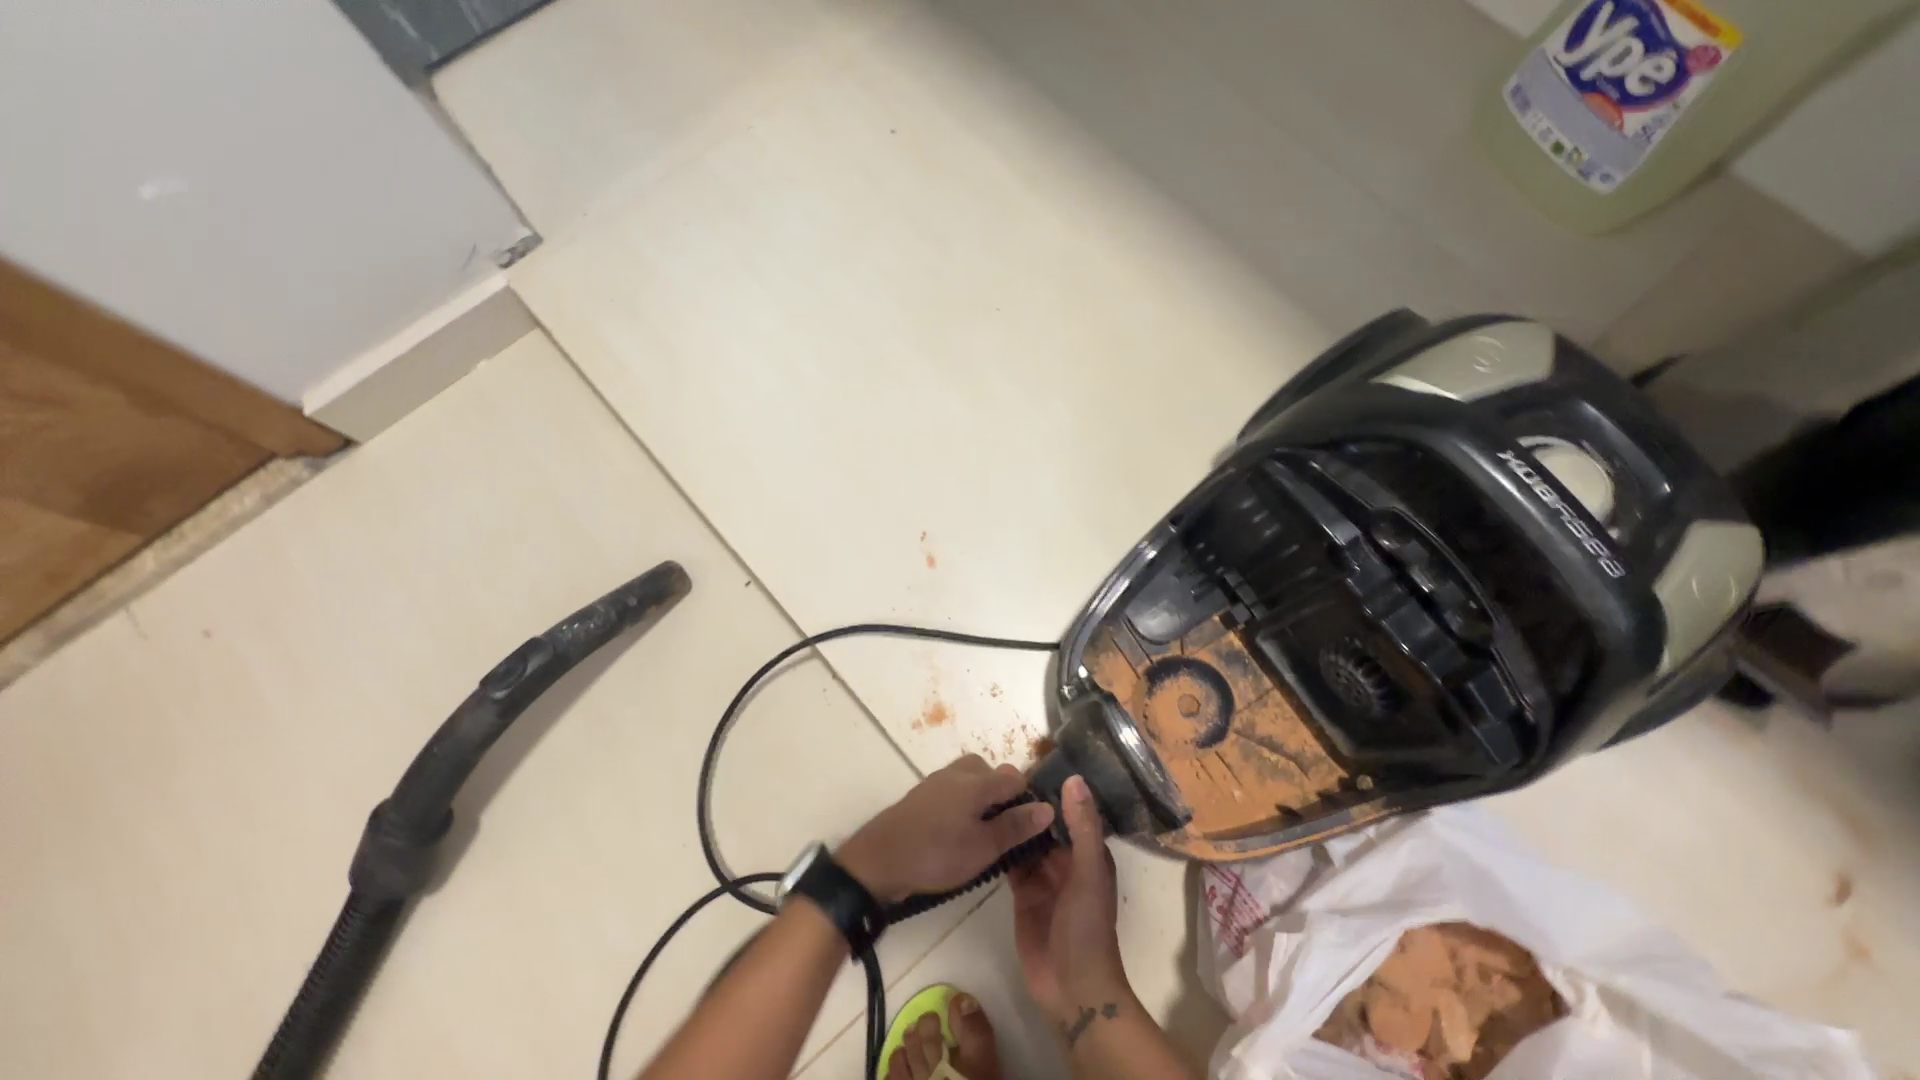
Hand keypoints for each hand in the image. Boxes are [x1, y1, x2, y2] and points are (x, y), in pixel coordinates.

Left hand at [836, 755, 1054, 902]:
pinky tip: (959, 829)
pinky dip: (962, 802)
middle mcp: (956, 774)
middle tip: (1006, 827)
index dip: (1028, 798)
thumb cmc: (936, 854)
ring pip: (968, 778)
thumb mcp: (982, 847)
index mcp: (975, 782)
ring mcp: (935, 783)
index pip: (1014, 778)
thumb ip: (1014, 826)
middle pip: (989, 771)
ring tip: (984, 829)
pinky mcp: (920, 797)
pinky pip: (952, 790)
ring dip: (981, 796)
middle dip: (1003, 792)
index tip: (1034, 824)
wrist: (878, 861)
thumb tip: (1048, 808)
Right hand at [1009, 775, 1128, 1023]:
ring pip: (1026, 842)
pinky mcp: (1022, 895)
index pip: (1071, 811)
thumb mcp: (1089, 873)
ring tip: (985, 795)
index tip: (1029, 762)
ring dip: (1012, 823)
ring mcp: (1043, 878)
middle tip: (997, 776)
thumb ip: (1082, 828)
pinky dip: (1000, 848)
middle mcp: (1066, 861)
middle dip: (1027, 803)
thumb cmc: (1087, 928)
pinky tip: (980, 828)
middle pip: (1045, 824)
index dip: (1053, 789)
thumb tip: (1074, 779)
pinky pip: (1011, 864)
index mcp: (1089, 853)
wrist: (1072, 987)